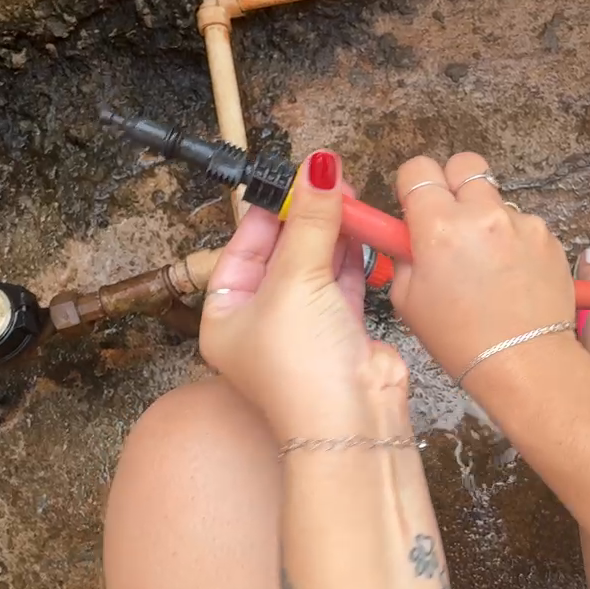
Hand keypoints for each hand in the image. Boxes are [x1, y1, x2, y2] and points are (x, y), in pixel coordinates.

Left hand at [199, 151, 405, 436]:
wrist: (353, 422)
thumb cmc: (303, 366)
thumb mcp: (296, 282)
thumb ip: (310, 222)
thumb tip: (319, 167)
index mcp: (227, 315)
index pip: (242, 248)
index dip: (268, 212)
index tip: (293, 179)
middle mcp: (263, 321)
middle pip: (282, 254)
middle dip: (306, 218)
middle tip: (330, 182)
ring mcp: (305, 326)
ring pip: (316, 266)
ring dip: (332, 233)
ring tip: (350, 197)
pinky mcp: (341, 330)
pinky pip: (343, 283)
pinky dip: (352, 257)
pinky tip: (361, 230)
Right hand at [388, 152, 576, 379]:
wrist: (523, 363)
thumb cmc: (459, 340)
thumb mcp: (407, 300)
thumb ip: (403, 255)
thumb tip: (408, 235)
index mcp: (438, 227)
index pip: (418, 168)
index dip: (414, 185)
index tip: (416, 206)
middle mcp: (481, 214)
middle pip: (464, 164)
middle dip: (453, 185)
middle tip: (451, 219)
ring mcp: (520, 222)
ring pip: (495, 198)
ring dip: (486, 218)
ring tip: (487, 263)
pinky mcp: (548, 236)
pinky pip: (522, 224)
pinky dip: (514, 241)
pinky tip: (511, 275)